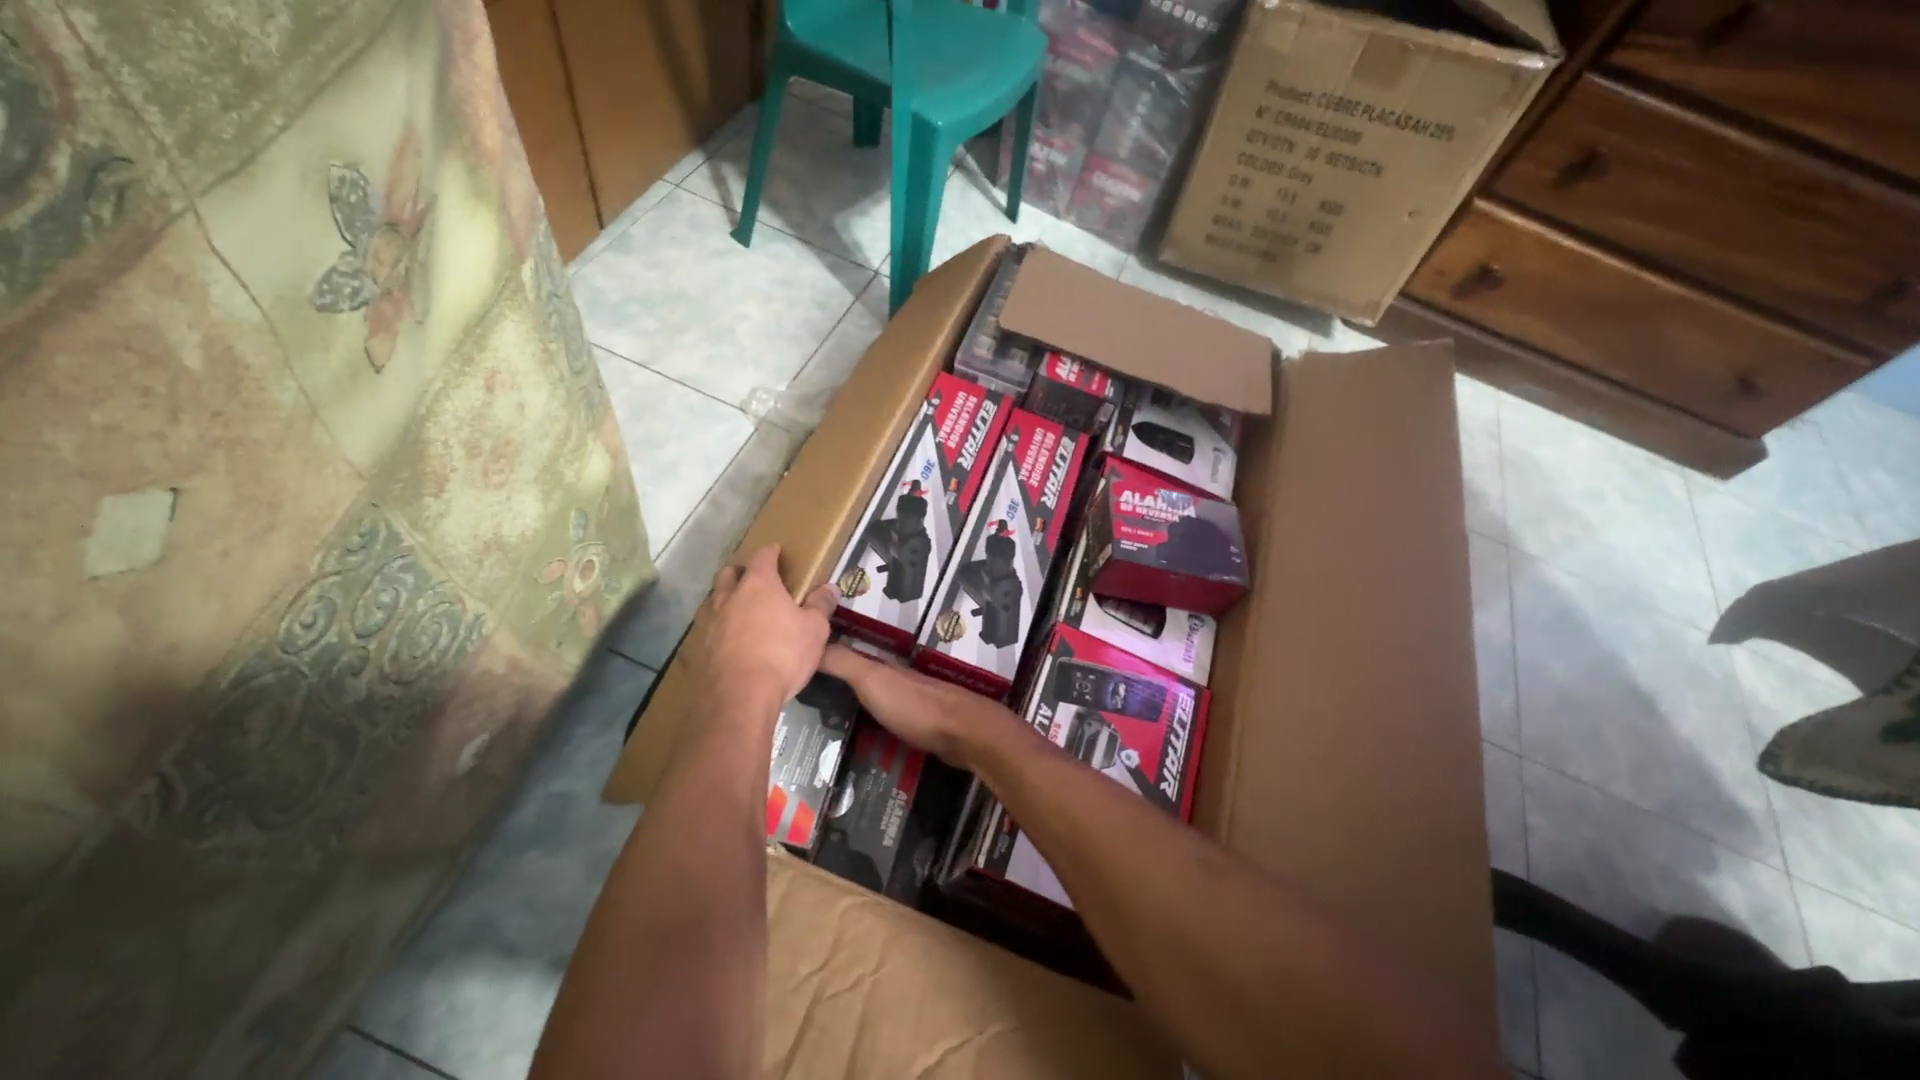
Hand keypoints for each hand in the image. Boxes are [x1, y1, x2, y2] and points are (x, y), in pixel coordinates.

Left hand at [686, 545, 835, 716]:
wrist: (738, 697)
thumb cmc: (782, 656)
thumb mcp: (814, 630)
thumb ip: (821, 606)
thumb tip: (830, 588)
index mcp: (758, 586)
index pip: (763, 558)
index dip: (770, 552)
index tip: (776, 551)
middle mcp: (727, 597)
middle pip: (728, 574)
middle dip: (739, 573)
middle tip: (751, 579)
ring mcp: (707, 622)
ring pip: (712, 601)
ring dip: (723, 601)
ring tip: (735, 611)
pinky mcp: (695, 649)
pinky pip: (703, 630)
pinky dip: (714, 630)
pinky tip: (722, 643)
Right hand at [819, 644, 1022, 768]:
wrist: (965, 734)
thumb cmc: (915, 705)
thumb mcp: (872, 680)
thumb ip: (843, 662)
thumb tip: (808, 640)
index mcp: (882, 664)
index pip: (847, 650)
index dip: (824, 649)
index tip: (797, 653)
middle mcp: (896, 677)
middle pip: (861, 672)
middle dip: (837, 675)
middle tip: (807, 686)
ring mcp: (910, 700)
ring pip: (876, 694)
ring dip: (856, 697)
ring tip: (828, 709)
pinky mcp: (921, 724)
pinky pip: (889, 716)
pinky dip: (873, 718)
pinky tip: (863, 729)